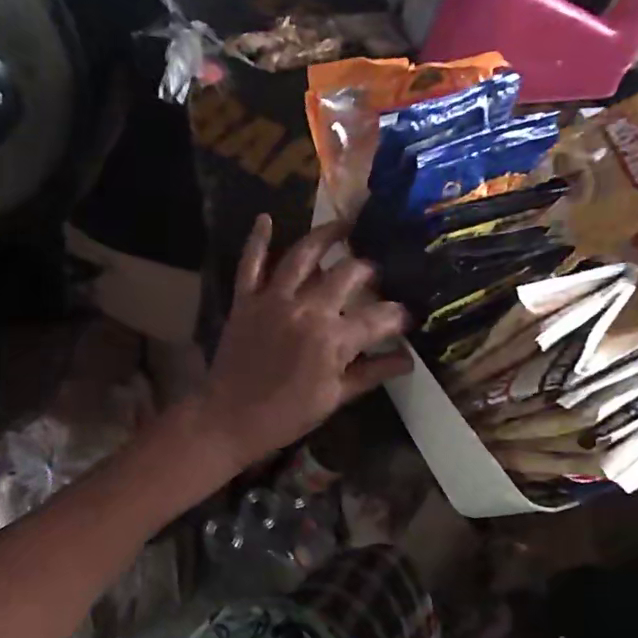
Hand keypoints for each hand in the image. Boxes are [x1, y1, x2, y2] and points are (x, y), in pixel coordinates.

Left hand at [190, 214, 412, 468]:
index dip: (399, 315)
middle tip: (375, 271)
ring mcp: (273, 299)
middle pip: (347, 274)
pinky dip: (257, 240)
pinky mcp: (246, 299)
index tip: (408, 315)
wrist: (229, 418)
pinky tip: (265, 218)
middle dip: (368, 269)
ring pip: (303, 256)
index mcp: (334, 338)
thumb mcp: (334, 398)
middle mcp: (307, 308)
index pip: (379, 317)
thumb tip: (408, 358)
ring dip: (325, 235)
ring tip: (344, 225)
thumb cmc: (286, 415)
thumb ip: (371, 373)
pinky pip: (251, 263)